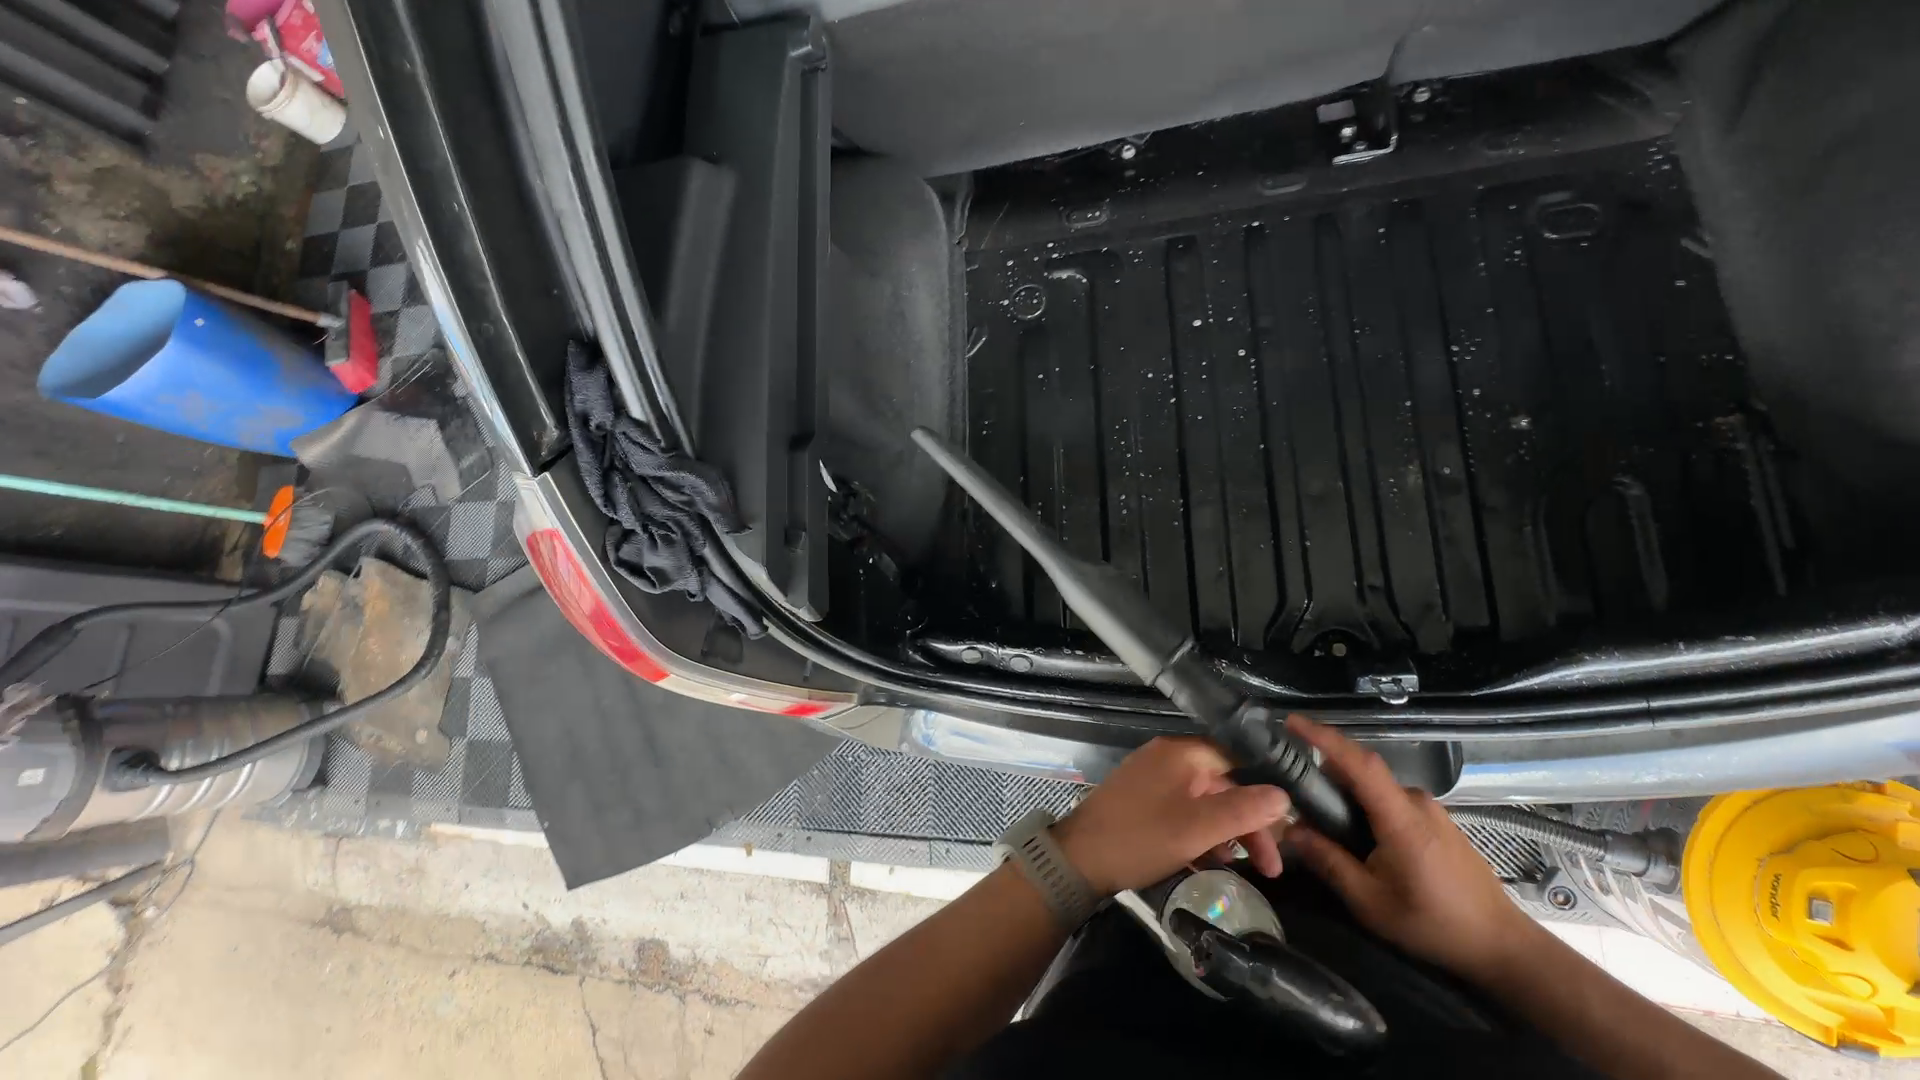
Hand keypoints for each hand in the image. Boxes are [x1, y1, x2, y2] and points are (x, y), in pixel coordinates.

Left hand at [1051, 736, 1290, 895]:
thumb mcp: (1197, 828)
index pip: (1238, 762)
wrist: (1077, 861)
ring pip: (1203, 802)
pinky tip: (1206, 863)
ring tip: (1237, 867)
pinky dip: (1198, 835)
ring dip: (1224, 833)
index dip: (1265, 795)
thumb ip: (1243, 810)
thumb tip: (1284, 797)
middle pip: (1223, 785)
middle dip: (1247, 825)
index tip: (1284, 831)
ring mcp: (1151, 779)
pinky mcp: (1140, 802)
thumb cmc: (1140, 838)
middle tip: (1269, 868)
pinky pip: (1181, 812)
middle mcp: (1167, 758)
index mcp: (1181, 753)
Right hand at [1281, 715, 1537, 979]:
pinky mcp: (1438, 823)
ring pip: (1376, 790)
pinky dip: (1368, 810)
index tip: (1291, 722)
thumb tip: (1290, 831)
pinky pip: (1392, 803)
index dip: (1323, 737)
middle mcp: (1418, 803)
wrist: (1501, 945)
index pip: (1359, 763)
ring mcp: (1432, 811)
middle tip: (1296, 804)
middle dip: (1326, 779)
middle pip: (1363, 774)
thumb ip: (1328, 861)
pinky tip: (1361, 843)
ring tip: (1326, 830)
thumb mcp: (1370, 902)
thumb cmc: (1435, 925)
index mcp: (1401, 818)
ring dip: (1348, 799)